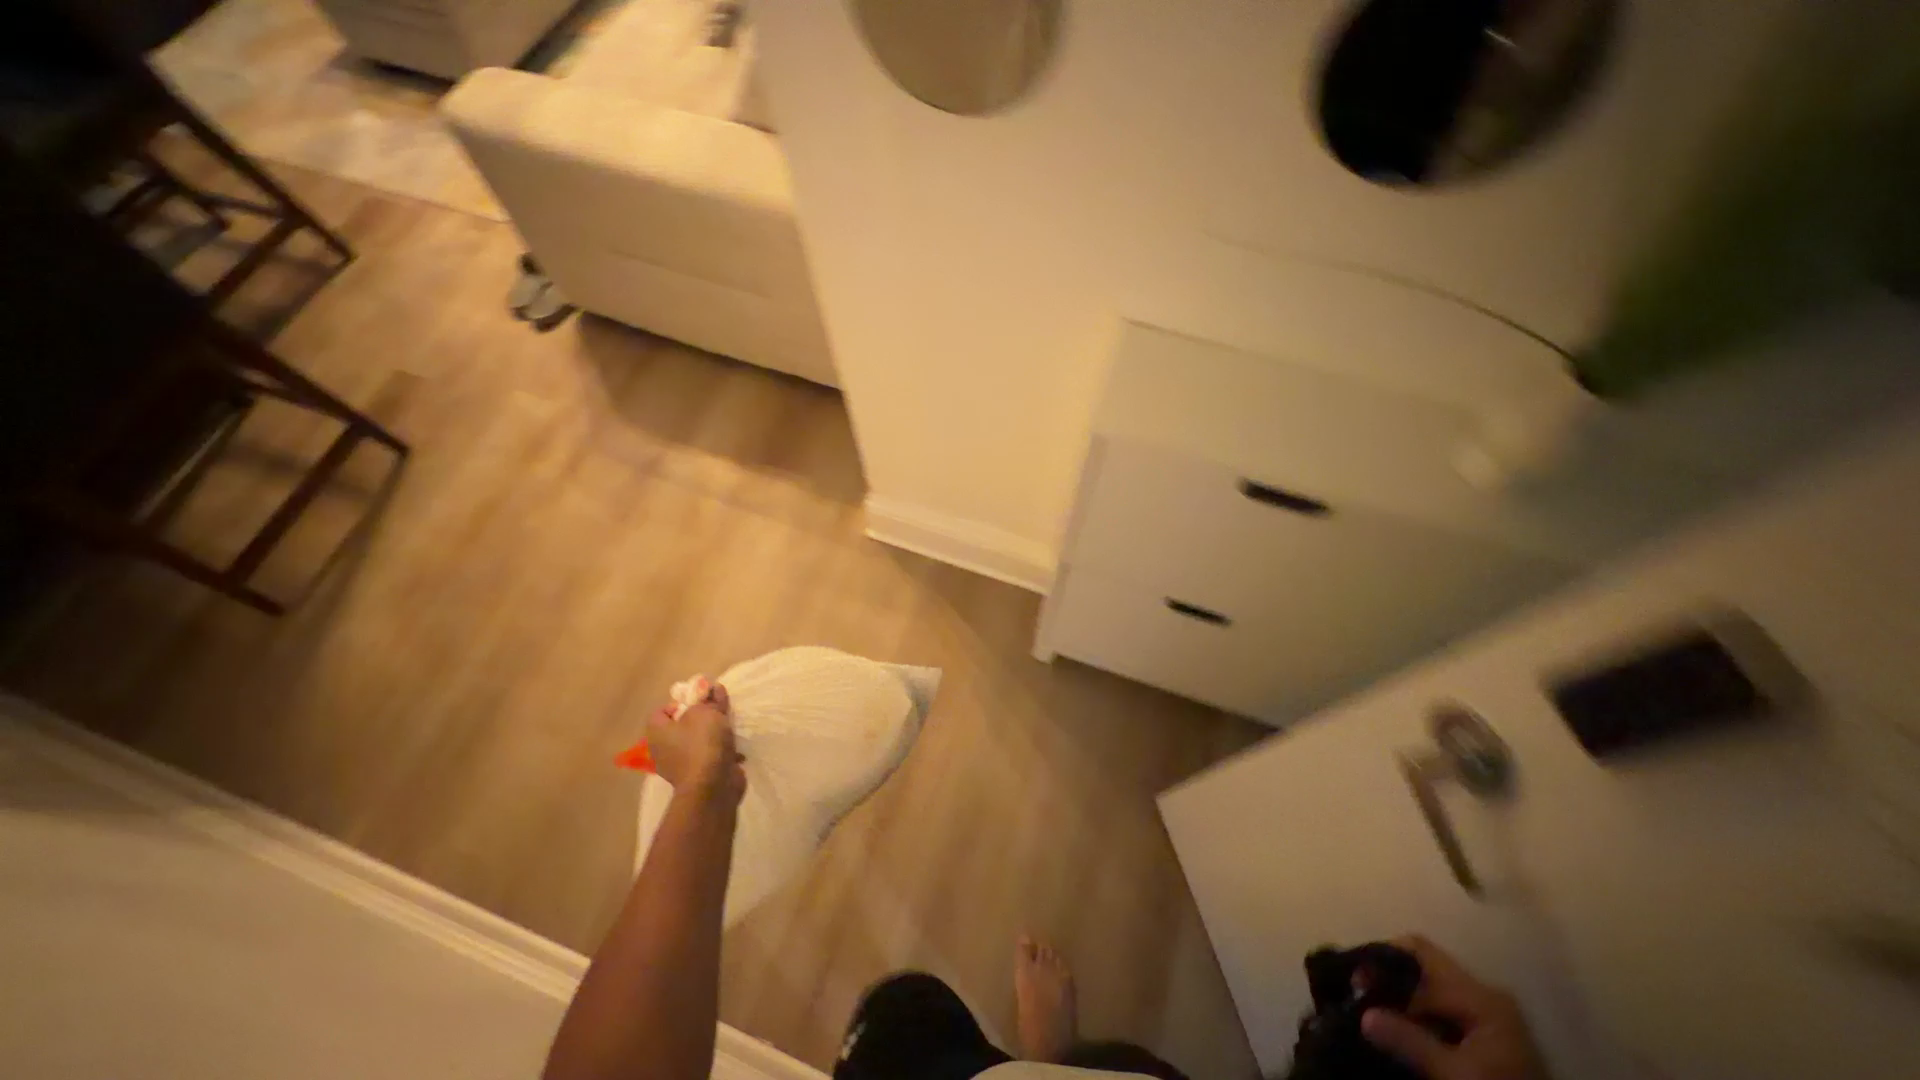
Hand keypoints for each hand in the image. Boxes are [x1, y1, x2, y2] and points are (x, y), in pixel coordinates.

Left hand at [645, 684, 744, 801]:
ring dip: (711, 735)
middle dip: (700, 717)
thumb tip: (714, 689)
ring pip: (695, 742)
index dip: (681, 702)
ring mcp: (679, 766)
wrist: (712, 786)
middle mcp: (663, 749)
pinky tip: (733, 749)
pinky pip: (706, 758)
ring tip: (730, 728)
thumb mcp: (707, 712)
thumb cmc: (703, 743)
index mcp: (657, 731)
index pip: (662, 710)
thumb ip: (711, 700)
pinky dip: (718, 753)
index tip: (700, 701)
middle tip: (718, 711)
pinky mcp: (696, 777)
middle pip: (681, 726)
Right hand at [1362, 935, 1548, 1079]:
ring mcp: (1487, 1013)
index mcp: (1482, 997)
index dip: (1384, 966)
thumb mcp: (1453, 1074)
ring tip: (1375, 1015)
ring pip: (1431, 987)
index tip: (1356, 986)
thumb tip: (1363, 1013)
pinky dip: (1417, 1013)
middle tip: (1361, 997)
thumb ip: (1410, 1041)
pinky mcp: (1485, 1033)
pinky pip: (1442, 1007)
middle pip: (1426, 966)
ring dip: (1402, 998)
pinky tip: (1400, 1030)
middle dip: (1390, 977)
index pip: (1420, 958)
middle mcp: (1486, 994)